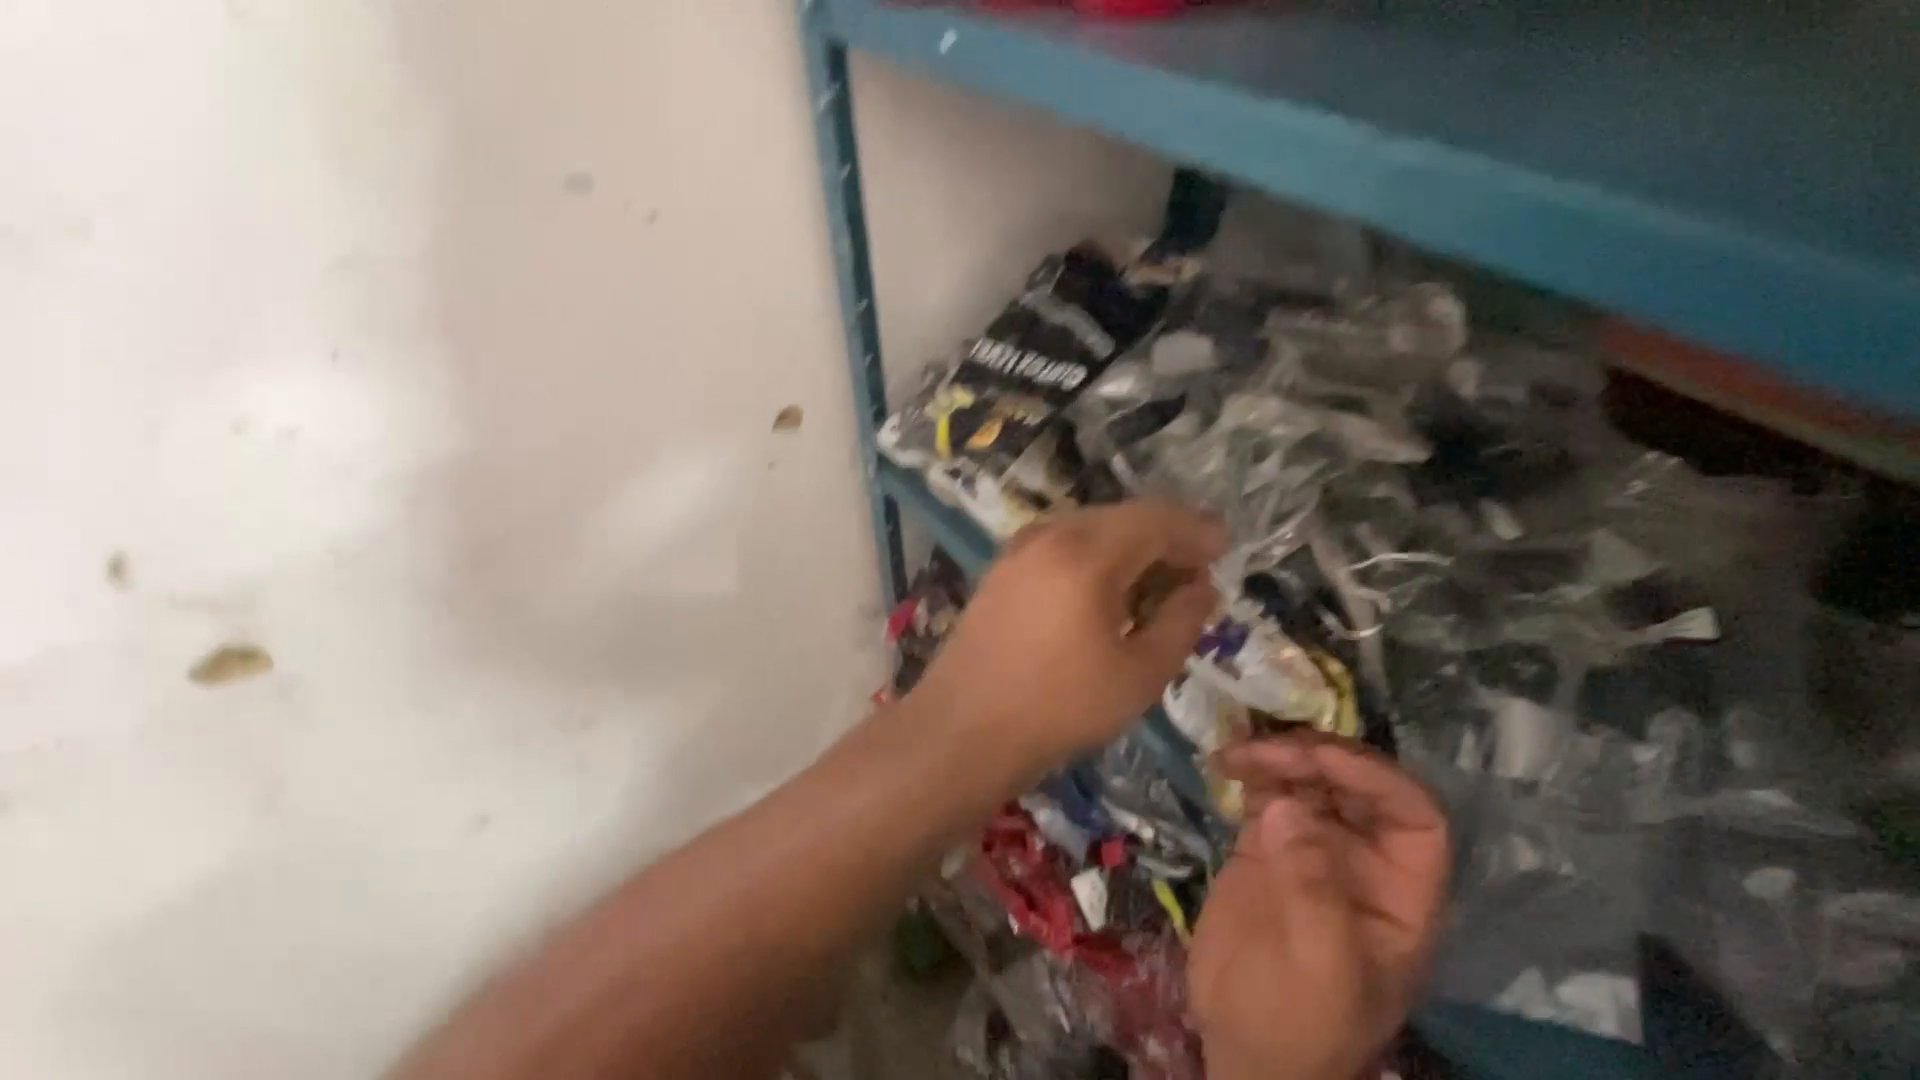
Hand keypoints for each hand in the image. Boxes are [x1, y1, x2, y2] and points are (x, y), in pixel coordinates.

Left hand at [908, 498, 1224, 774]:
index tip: (1224, 549)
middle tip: (1197, 569)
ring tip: (1157, 585)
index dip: (1196, 531)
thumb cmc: (1060, 707)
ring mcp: (1018, 550)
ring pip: (1090, 530)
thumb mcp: (1140, 674)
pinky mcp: (1001, 571)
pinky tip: (1107, 593)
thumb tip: (1201, 588)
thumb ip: (1181, 622)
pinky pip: (1062, 546)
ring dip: (1130, 548)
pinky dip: (1095, 558)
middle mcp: (1050, 534)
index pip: (1156, 519)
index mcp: (1087, 552)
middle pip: (1122, 518)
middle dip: (1165, 538)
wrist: (962, 730)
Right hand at [1190, 735, 1449, 1079]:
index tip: (1323, 760)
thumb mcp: (1322, 966)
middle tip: (1268, 751)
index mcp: (1401, 891)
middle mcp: (1363, 860)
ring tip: (1237, 754)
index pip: (1413, 815)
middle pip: (1357, 787)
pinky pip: (1264, 794)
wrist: (1246, 1050)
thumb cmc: (1304, 1023)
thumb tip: (1284, 807)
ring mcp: (1311, 849)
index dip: (1377, 779)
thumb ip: (1312, 888)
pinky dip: (1247, 772)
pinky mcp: (1264, 847)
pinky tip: (1224, 762)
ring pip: (1309, 782)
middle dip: (1319, 758)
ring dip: (1278, 757)